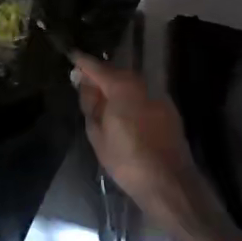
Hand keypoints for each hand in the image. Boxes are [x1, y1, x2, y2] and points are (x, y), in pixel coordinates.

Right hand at [70, 52, 199, 212]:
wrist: (171, 184)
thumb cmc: (127, 161)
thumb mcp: (98, 134)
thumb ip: (90, 103)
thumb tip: (84, 83)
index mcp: (121, 86)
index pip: (96, 66)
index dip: (81, 61)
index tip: (71, 56)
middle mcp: (141, 84)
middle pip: (115, 72)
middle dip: (100, 75)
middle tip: (85, 85)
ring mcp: (158, 95)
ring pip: (131, 83)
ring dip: (116, 86)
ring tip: (103, 101)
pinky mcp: (169, 109)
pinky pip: (143, 95)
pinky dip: (131, 97)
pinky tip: (124, 112)